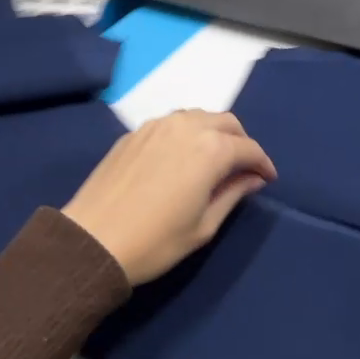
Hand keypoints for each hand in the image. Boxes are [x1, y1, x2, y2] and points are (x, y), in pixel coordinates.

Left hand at [62, 110, 276, 284]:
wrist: (92, 241)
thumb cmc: (155, 241)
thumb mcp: (203, 227)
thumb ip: (232, 195)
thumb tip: (252, 179)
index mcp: (211, 149)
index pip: (248, 148)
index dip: (262, 164)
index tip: (267, 179)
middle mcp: (186, 126)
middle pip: (226, 122)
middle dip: (241, 142)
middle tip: (244, 167)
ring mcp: (157, 125)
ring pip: (198, 117)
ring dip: (214, 132)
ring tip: (215, 159)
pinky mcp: (135, 133)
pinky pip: (171, 123)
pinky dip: (187, 133)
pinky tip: (182, 156)